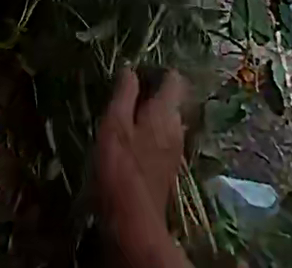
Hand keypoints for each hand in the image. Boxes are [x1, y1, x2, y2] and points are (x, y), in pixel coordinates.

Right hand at [95, 68, 190, 266]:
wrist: (133, 223)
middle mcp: (176, 127)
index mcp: (166, 112)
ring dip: (149, 112)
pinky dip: (150, 130)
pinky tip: (130, 138)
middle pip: (172, 98)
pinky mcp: (168, 167)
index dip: (157, 69)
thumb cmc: (120, 168)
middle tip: (124, 91)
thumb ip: (124, 93)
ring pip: (166, 118)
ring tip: (123, 113)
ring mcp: (175, 149)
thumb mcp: (114, 123)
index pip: (174, 78)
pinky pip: (163, 136)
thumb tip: (130, 68)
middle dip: (152, 90)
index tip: (135, 70)